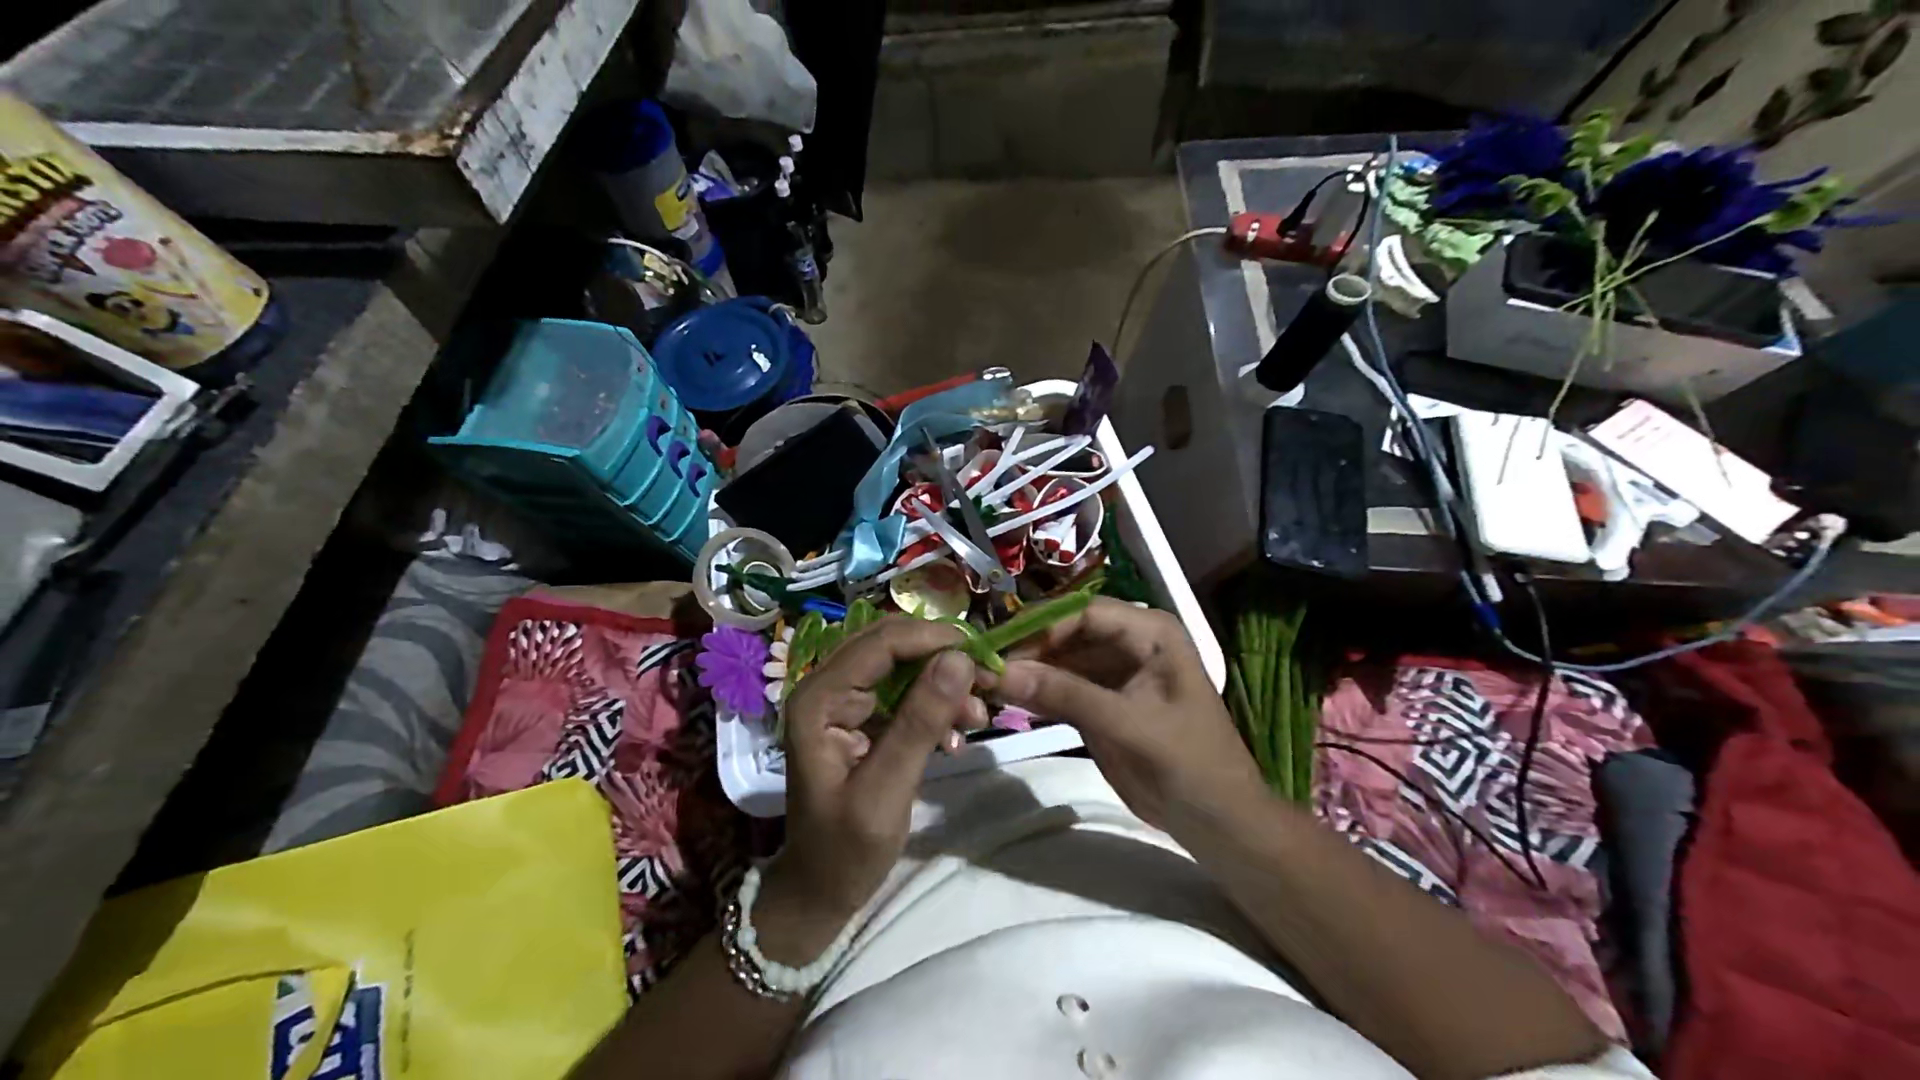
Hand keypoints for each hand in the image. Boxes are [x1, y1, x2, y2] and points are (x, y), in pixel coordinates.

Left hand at [761, 617, 990, 959]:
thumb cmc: (844, 849)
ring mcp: (844, 701)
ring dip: (943, 683)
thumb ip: (920, 722)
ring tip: (977, 718)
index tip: (984, 656)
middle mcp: (827, 687)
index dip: (933, 640)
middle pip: (892, 645)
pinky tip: (957, 736)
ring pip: (902, 665)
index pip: (881, 643)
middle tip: (987, 680)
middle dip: (942, 657)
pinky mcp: (862, 718)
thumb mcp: (886, 790)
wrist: (819, 889)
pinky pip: (904, 692)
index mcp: (819, 699)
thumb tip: (960, 660)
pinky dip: (935, 705)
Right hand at [995, 598, 1263, 831]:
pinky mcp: (1102, 701)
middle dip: (1029, 649)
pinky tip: (1007, 702)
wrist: (1216, 820)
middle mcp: (1130, 643)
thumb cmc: (1187, 762)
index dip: (1040, 626)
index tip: (998, 646)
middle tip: (983, 668)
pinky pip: (1062, 688)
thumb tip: (1001, 672)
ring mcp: (1114, 673)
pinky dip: (1037, 694)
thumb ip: (1066, 694)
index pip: (1084, 613)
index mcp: (1151, 632)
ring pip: (1060, 660)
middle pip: (1067, 633)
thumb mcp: (1127, 724)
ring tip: (986, 685)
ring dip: (1028, 672)